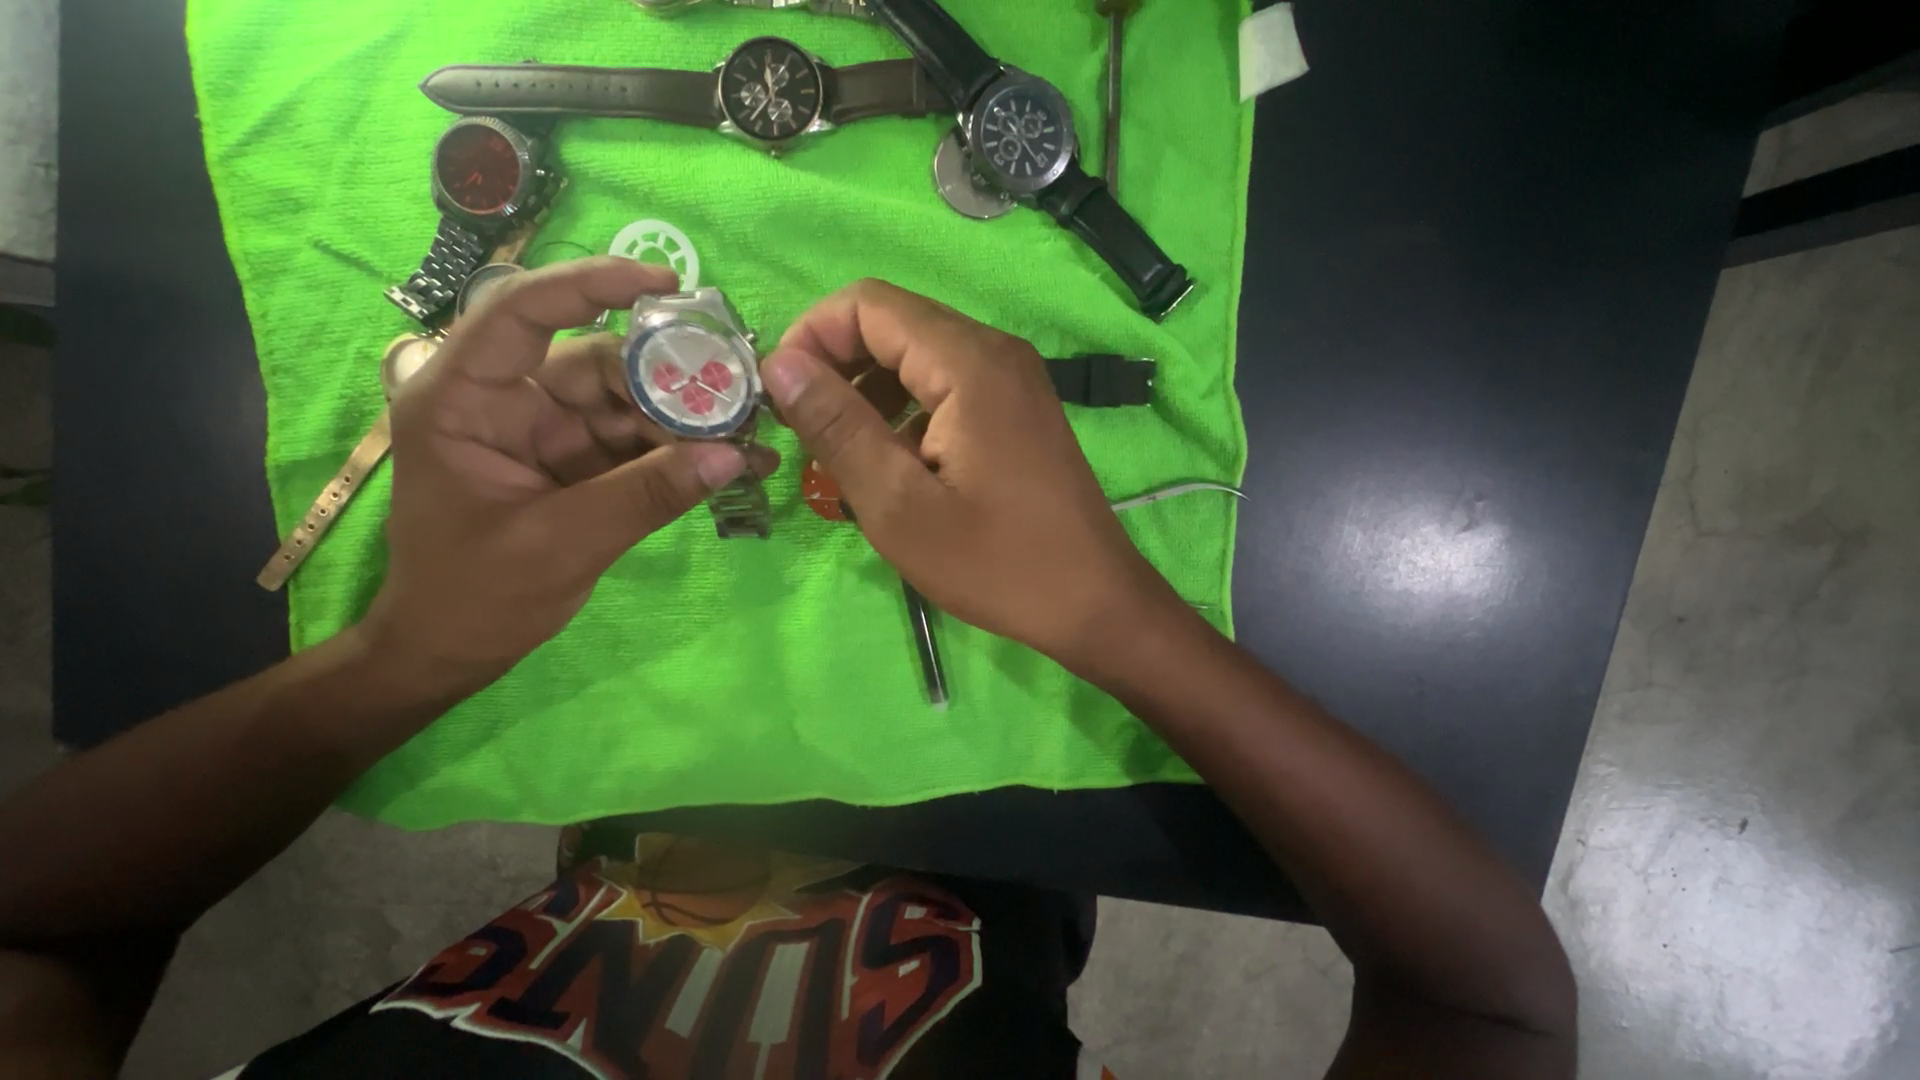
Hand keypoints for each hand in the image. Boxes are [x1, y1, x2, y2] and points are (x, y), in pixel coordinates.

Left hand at [361, 258, 768, 695]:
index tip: (667, 284)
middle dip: (669, 378)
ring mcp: (548, 433)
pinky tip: (733, 463)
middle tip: (740, 395)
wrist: (453, 651)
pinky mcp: (579, 464)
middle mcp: (508, 402)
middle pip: (597, 361)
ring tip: (750, 438)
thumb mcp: (561, 545)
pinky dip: (682, 453)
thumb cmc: (475, 596)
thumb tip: (733, 456)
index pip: (522, 313)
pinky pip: (638, 443)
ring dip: (687, 419)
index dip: (592, 284)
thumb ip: (645, 496)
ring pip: (628, 402)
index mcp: (466, 400)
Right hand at [761, 280, 1179, 673]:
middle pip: (893, 324)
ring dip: (868, 391)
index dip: (811, 337)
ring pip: (918, 356)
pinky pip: (947, 387)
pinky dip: (906, 411)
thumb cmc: (996, 563)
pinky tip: (893, 464)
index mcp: (968, 363)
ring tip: (842, 453)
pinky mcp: (1018, 411)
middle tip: (804, 430)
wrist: (1094, 602)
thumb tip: (780, 365)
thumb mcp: (899, 505)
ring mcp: (1013, 380)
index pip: (867, 304)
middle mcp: (995, 352)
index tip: (780, 398)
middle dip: (836, 365)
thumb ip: (836, 427)